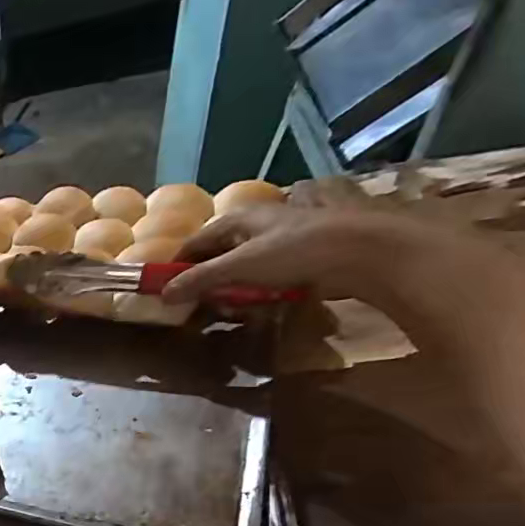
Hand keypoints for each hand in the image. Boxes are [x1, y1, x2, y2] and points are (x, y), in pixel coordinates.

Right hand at [162, 201, 513, 305]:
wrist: (360, 250)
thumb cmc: (295, 251)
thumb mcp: (240, 266)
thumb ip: (201, 280)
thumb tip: (163, 294)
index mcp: (238, 218)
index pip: (196, 242)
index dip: (179, 266)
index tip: (167, 291)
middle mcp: (257, 222)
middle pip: (219, 253)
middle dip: (208, 278)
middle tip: (201, 305)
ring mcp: (281, 238)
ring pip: (244, 264)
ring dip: (235, 287)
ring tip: (233, 307)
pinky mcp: (301, 254)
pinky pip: (267, 274)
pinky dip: (259, 289)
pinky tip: (263, 302)